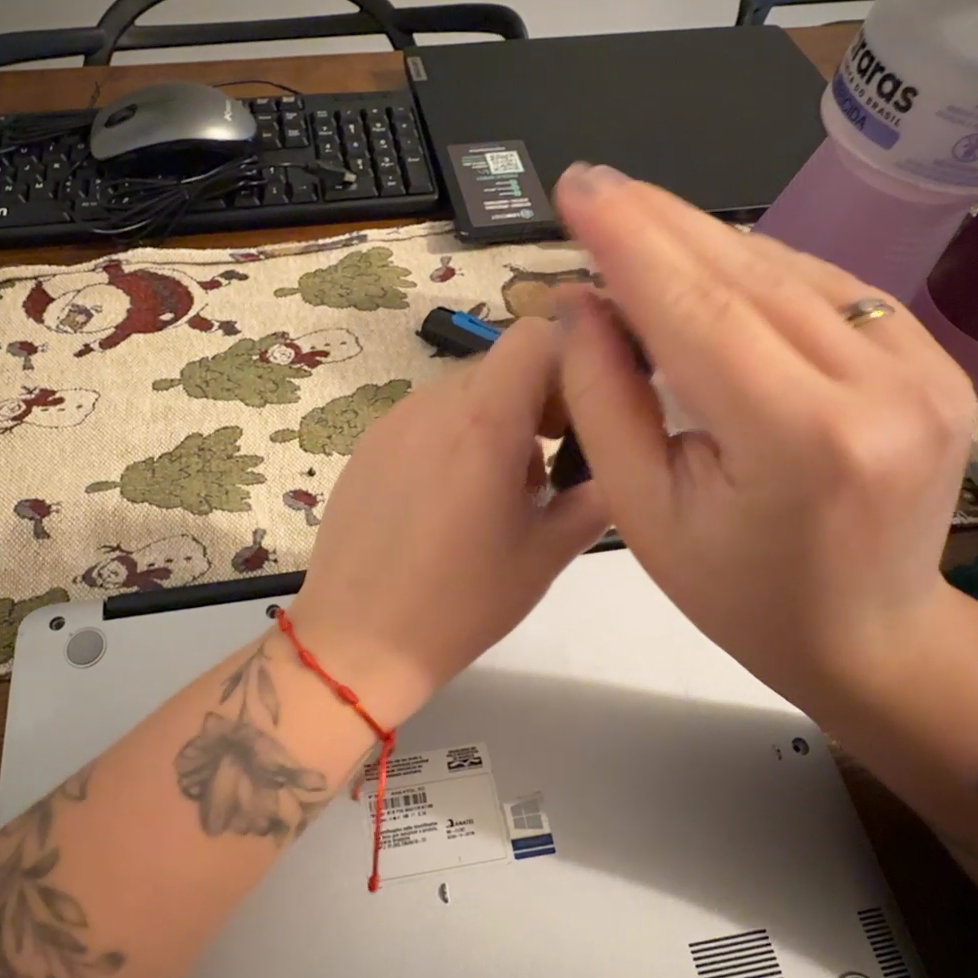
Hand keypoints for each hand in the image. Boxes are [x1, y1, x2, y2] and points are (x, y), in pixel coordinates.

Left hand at [288, 318, 606, 719]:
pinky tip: (447, 503)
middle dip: (537, 401)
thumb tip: (618, 462)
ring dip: (495, 422)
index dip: (570, 363)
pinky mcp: (366, 446)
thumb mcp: (546, 554)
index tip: (580, 418)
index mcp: (483, 423)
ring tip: (497, 495)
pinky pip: (424, 419)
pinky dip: (452, 438)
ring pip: (463, 393)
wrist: (359, 641)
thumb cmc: (461, 603)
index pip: (536, 336)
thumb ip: (595, 496)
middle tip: (546, 470)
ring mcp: (391, 423)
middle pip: (501, 366)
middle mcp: (432, 406)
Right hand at [554, 163, 975, 690]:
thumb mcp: (643, 512)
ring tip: (634, 222)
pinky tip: (709, 262)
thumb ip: (604, 400)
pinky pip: (828, 290)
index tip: (576, 187)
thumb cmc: (739, 594)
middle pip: (746, 273)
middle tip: (592, 185)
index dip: (629, 239)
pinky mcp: (935, 361)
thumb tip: (579, 302)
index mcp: (799, 438)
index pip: (697, 308)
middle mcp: (878, 385)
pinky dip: (758, 267)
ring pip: (789, 270)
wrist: (870, 635)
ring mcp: (923, 367)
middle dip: (659, 222)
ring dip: (703, 241)